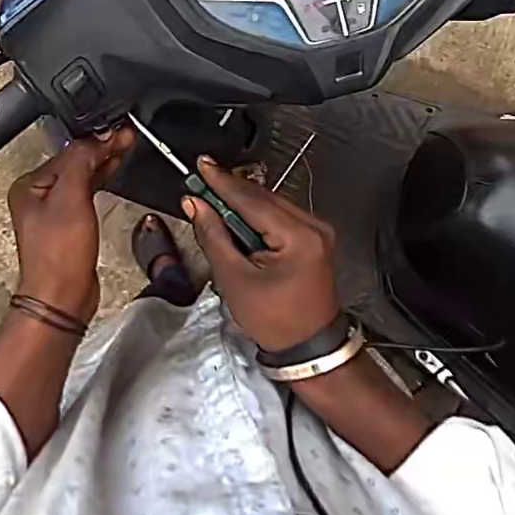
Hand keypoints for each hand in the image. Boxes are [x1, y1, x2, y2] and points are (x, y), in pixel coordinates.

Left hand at [6, 129, 133, 320]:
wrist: (62, 297)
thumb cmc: (58, 256)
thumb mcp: (70, 197)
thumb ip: (82, 162)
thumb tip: (96, 138)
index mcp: (30, 185)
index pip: (70, 152)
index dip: (97, 140)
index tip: (120, 132)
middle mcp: (38, 196)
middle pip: (75, 161)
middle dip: (102, 148)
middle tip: (127, 137)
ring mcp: (54, 211)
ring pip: (82, 175)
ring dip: (103, 161)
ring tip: (124, 148)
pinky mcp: (69, 224)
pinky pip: (86, 192)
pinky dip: (101, 179)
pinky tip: (111, 173)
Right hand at [183, 157, 340, 349]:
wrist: (310, 348)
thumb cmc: (274, 320)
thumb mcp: (234, 280)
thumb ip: (214, 236)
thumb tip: (196, 204)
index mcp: (298, 237)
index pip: (252, 201)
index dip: (223, 182)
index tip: (202, 165)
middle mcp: (313, 227)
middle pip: (263, 197)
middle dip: (231, 188)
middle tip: (202, 177)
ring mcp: (317, 231)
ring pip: (271, 203)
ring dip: (242, 200)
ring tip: (214, 194)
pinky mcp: (314, 237)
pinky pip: (280, 215)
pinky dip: (257, 213)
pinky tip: (237, 213)